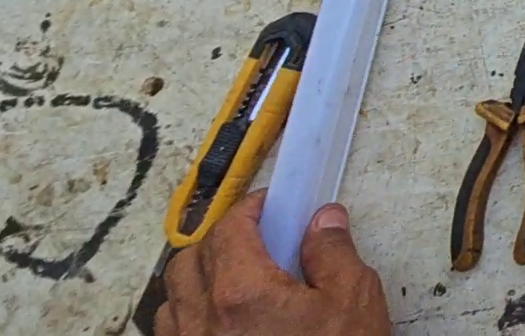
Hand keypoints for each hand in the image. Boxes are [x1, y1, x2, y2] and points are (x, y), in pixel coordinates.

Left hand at [160, 191, 390, 335]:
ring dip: (202, 277)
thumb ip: (333, 251)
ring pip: (171, 301)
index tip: (274, 202)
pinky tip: (229, 316)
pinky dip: (192, 313)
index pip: (229, 233)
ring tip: (245, 275)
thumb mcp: (353, 295)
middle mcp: (202, 324)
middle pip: (187, 264)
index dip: (250, 208)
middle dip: (220, 239)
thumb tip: (322, 218)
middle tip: (262, 234)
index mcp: (245, 293)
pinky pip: (172, 334)